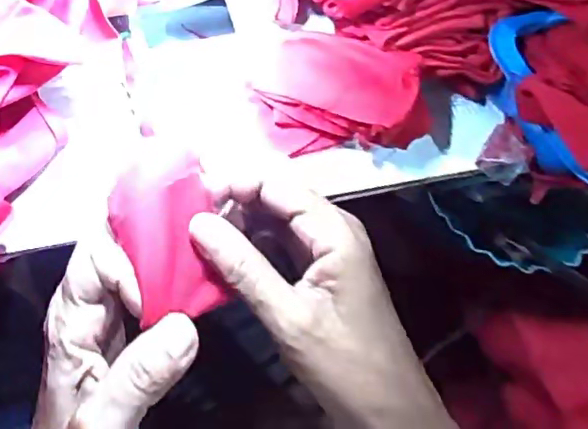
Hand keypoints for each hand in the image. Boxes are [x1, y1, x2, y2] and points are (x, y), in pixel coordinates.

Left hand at [34, 230, 199, 428]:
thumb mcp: (102, 421)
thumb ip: (139, 376)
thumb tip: (186, 326)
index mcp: (67, 314)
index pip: (95, 255)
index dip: (131, 264)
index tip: (166, 297)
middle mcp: (81, 302)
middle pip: (110, 246)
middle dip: (147, 242)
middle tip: (191, 254)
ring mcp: (100, 313)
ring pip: (126, 263)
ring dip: (159, 259)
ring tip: (195, 263)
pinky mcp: (120, 329)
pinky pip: (142, 289)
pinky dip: (166, 284)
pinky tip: (189, 291)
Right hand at [188, 176, 453, 428]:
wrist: (396, 420)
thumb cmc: (349, 369)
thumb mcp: (290, 320)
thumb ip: (243, 268)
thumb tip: (197, 222)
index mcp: (334, 231)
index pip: (273, 182)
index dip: (232, 182)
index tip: (195, 199)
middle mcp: (332, 226)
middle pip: (272, 192)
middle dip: (231, 197)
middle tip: (192, 213)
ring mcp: (327, 244)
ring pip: (272, 212)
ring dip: (237, 217)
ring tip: (202, 229)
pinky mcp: (319, 263)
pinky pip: (277, 234)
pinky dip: (249, 236)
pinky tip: (225, 248)